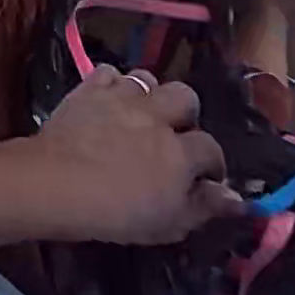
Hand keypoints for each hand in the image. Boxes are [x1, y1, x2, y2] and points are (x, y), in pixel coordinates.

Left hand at [21, 65, 245, 243]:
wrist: (59, 180)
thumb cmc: (118, 211)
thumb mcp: (171, 223)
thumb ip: (204, 206)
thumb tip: (235, 197)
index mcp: (180, 152)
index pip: (210, 147)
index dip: (210, 162)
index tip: (203, 176)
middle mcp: (154, 117)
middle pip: (184, 95)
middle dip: (185, 113)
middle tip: (172, 134)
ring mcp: (119, 98)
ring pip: (145, 77)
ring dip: (148, 94)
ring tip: (140, 113)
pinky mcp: (87, 88)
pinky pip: (106, 71)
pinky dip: (111, 82)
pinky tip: (109, 99)